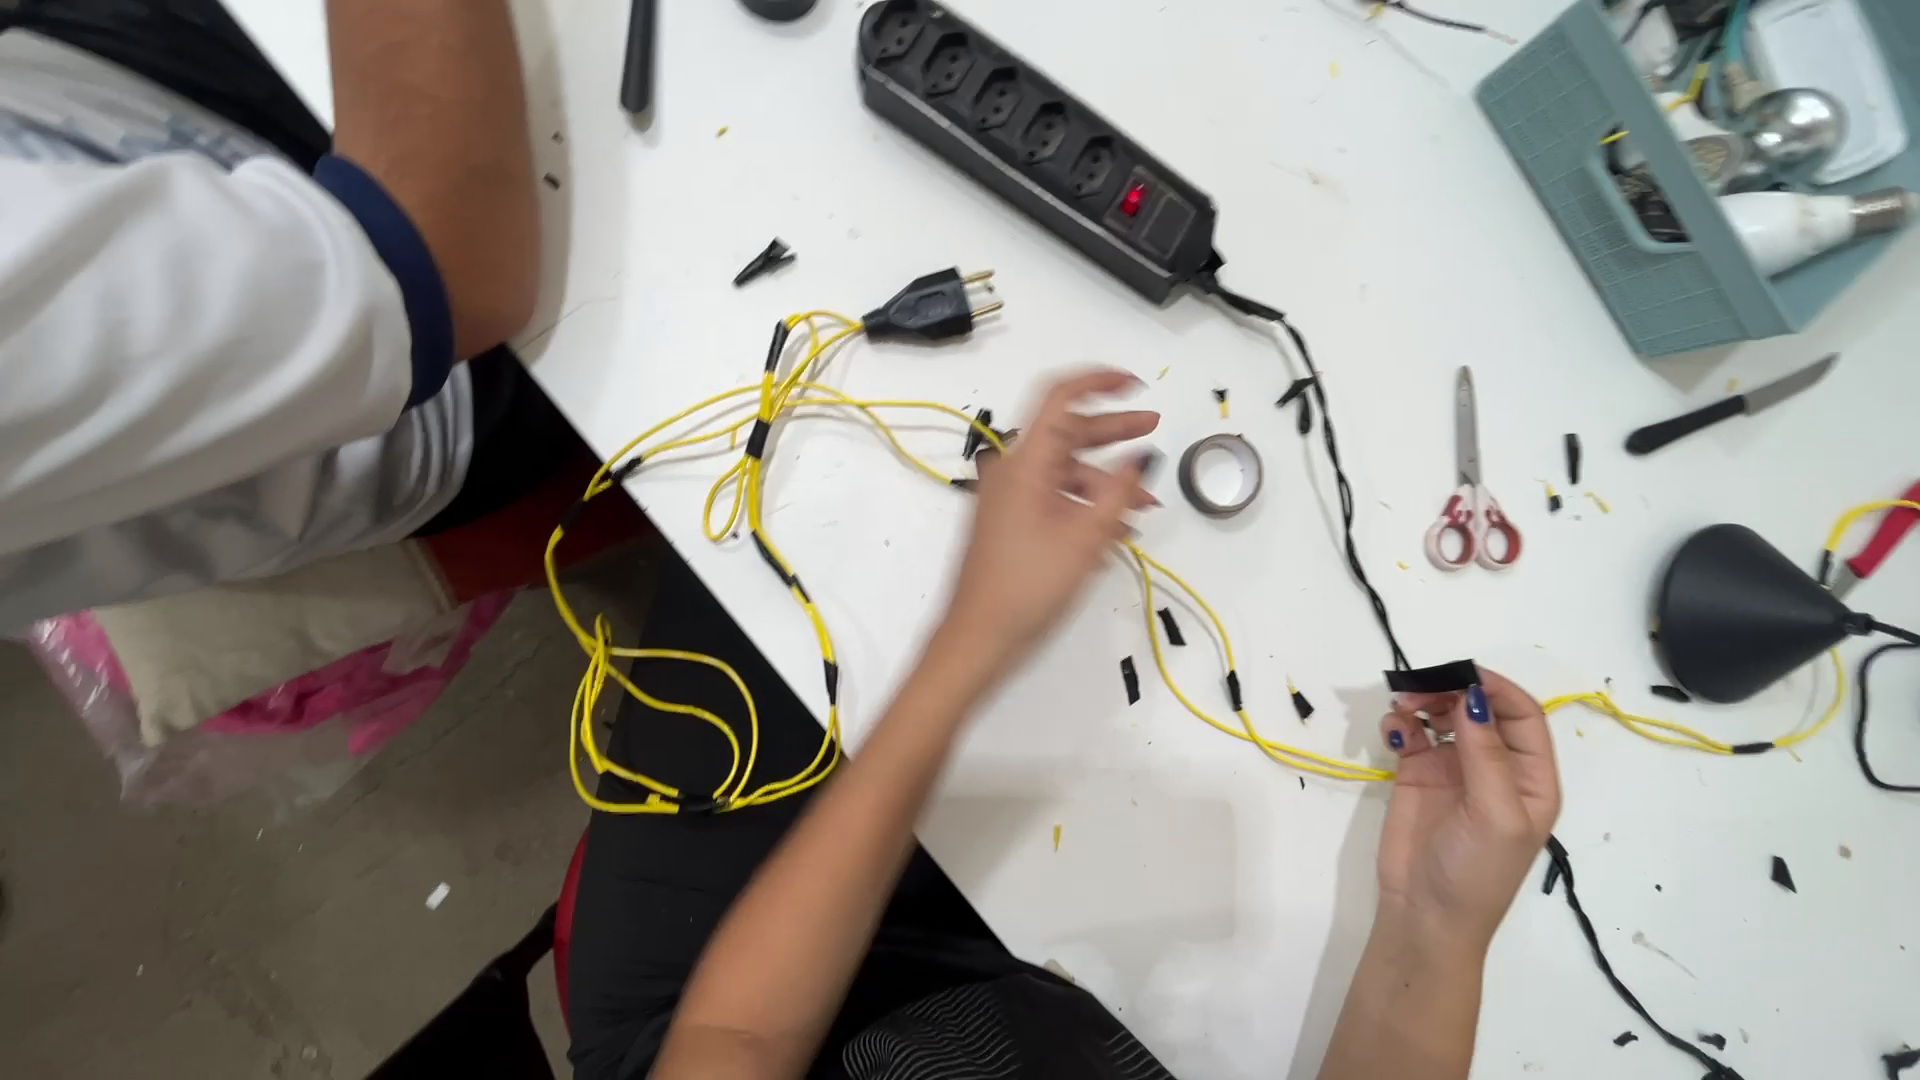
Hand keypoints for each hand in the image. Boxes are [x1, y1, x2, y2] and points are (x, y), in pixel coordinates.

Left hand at [936, 369, 1158, 682]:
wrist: (978, 637)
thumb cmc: (1029, 586)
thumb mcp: (1087, 537)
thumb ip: (1121, 491)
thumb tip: (1143, 456)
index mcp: (1025, 462)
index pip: (1060, 397)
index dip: (1098, 381)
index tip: (1134, 384)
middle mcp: (1011, 471)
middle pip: (1066, 433)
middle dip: (1112, 430)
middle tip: (1153, 429)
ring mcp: (1007, 497)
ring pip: (1062, 470)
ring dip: (1103, 480)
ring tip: (1143, 504)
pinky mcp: (1008, 521)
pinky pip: (1051, 496)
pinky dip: (1083, 502)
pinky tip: (1113, 526)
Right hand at [1374, 667, 1560, 954]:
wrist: (1425, 910)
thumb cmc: (1476, 870)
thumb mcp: (1495, 815)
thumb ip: (1486, 755)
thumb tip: (1471, 697)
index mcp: (1530, 777)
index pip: (1521, 715)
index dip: (1494, 689)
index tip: (1457, 675)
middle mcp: (1494, 766)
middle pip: (1477, 708)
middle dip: (1450, 690)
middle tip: (1417, 690)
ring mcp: (1453, 768)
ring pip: (1441, 714)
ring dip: (1422, 701)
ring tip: (1401, 708)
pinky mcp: (1416, 773)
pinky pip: (1410, 733)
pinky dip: (1399, 723)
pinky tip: (1392, 733)